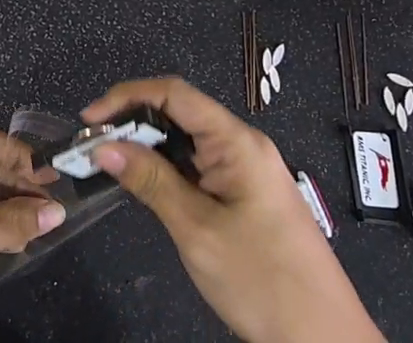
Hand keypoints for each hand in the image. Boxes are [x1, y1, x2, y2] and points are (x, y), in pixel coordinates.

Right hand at [83, 79, 384, 342]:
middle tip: (92, 148)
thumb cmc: (261, 279)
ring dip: (147, 148)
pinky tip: (144, 185)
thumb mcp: (196, 229)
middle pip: (179, 113)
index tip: (89, 120)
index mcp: (237, 142)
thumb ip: (150, 181)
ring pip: (187, 141)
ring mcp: (248, 171)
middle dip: (132, 123)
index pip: (174, 93)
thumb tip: (103, 146)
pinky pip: (199, 165)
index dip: (126, 97)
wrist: (324, 340)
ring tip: (109, 164)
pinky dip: (167, 169)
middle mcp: (244, 146)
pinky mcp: (248, 195)